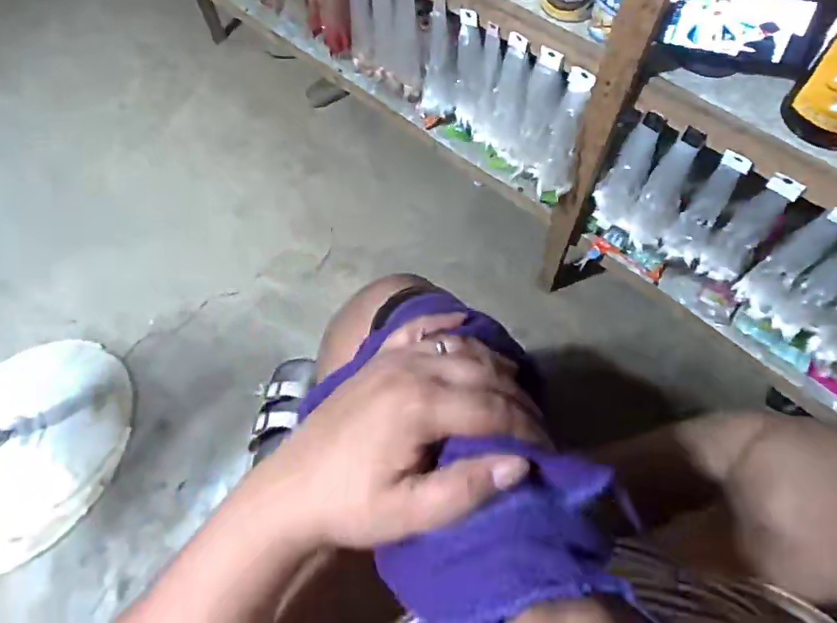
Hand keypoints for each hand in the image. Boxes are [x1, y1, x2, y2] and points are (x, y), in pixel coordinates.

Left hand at [245, 311, 544, 551]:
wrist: (290, 490)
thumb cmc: (351, 505)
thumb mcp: (407, 514)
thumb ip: (466, 489)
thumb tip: (521, 463)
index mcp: (421, 405)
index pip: (491, 408)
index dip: (525, 427)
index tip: (547, 446)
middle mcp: (412, 368)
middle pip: (482, 372)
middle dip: (516, 396)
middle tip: (536, 422)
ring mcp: (394, 355)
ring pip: (459, 345)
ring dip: (491, 363)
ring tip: (514, 387)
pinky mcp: (379, 355)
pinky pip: (421, 328)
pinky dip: (448, 323)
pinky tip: (465, 323)